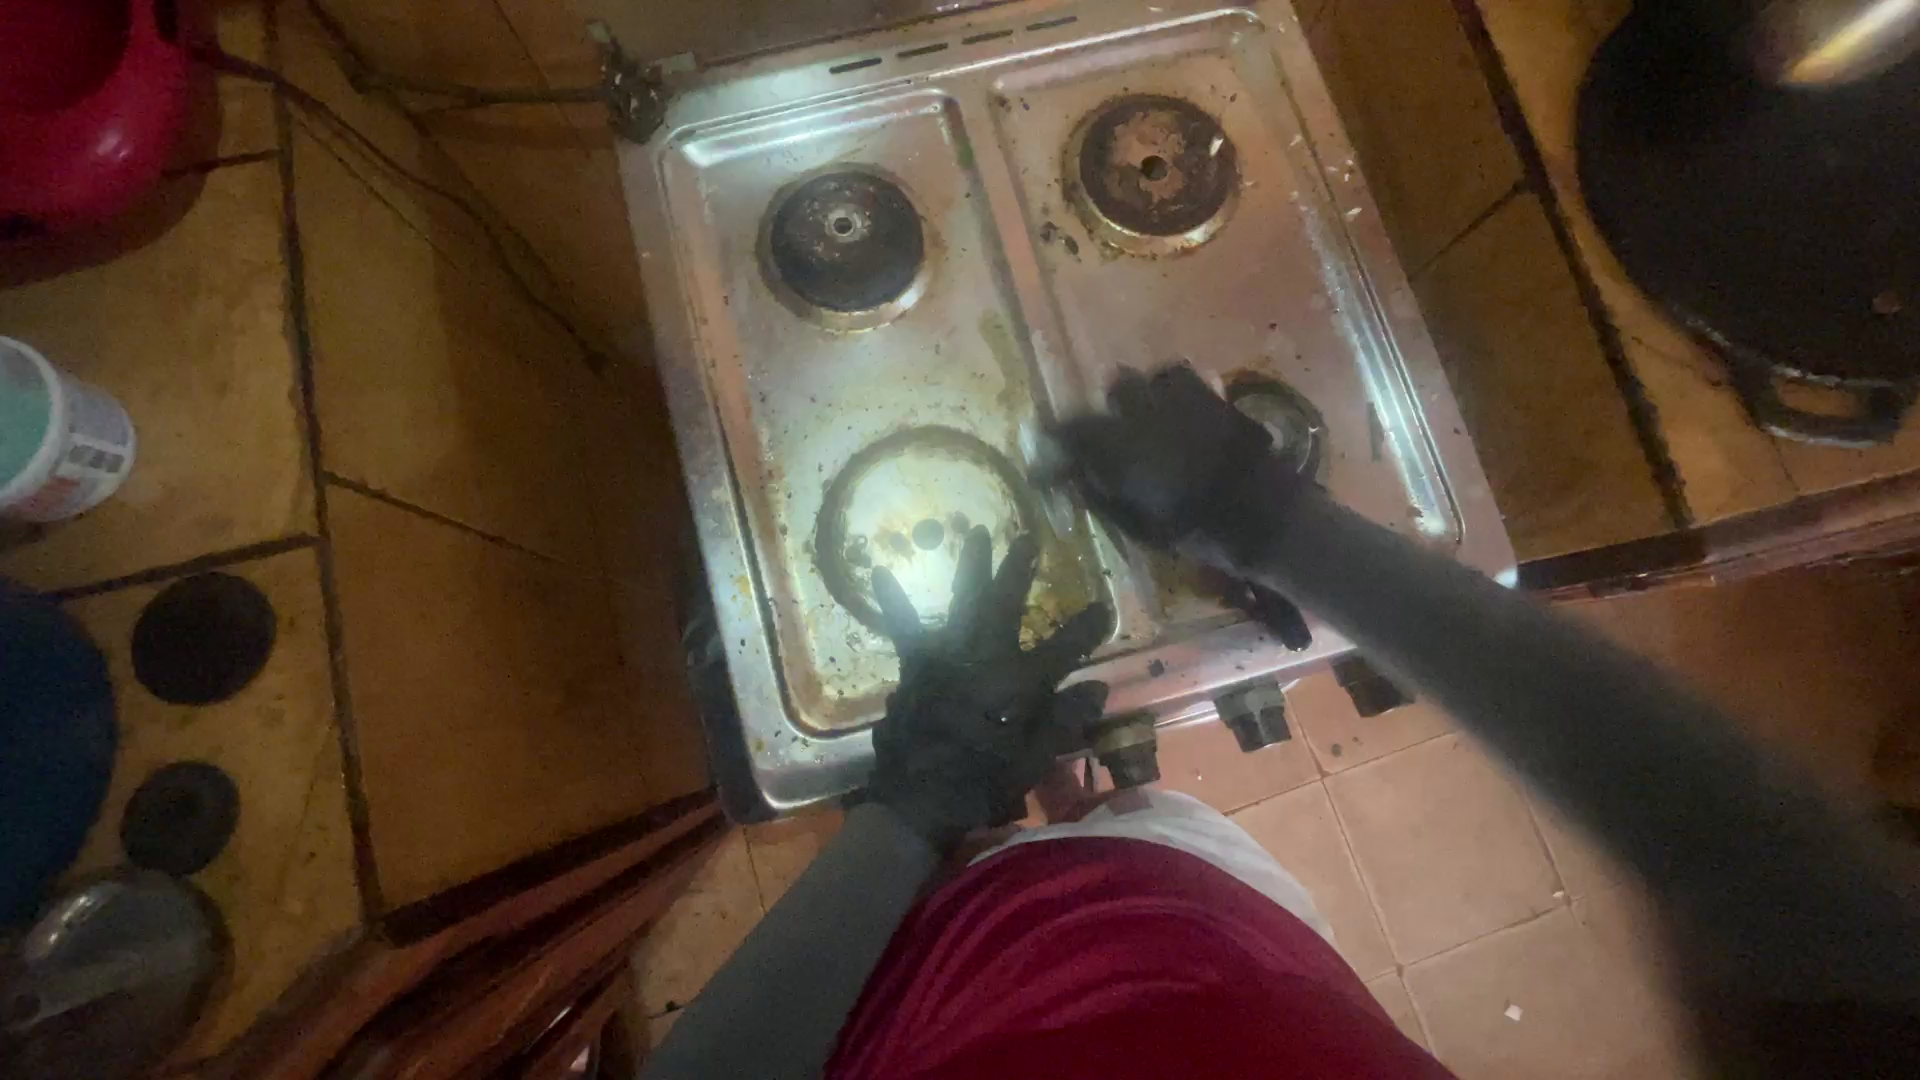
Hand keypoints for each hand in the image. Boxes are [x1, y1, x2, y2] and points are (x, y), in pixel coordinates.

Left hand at [865, 526, 1112, 853]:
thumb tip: (1099, 686)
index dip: (1085, 627)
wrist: (918, 801)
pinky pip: (905, 628)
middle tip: (1027, 539)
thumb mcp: (1035, 759)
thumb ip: (1066, 719)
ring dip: (971, 567)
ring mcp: (946, 657)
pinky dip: (895, 602)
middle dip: (1019, 570)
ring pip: (963, 602)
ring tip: (976, 532)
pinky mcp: (916, 666)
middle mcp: (984, 658)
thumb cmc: (982, 783)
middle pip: (1006, 605)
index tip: (1102, 606)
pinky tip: (881, 572)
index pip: (1064, 647)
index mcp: (1019, 683)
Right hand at [1049, 363, 1278, 547]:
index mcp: (1123, 447)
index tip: (1046, 455)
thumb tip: (1066, 476)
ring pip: (1144, 380)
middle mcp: (1147, 413)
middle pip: (1111, 393)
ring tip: (1138, 422)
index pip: (1071, 431)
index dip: (1054, 440)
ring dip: (1134, 399)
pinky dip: (1166, 391)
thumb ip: (1098, 495)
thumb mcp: (1138, 526)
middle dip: (1102, 412)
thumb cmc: (1198, 534)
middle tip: (1101, 440)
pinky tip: (1170, 411)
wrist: (1269, 520)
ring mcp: (1183, 399)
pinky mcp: (1214, 397)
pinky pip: (1179, 378)